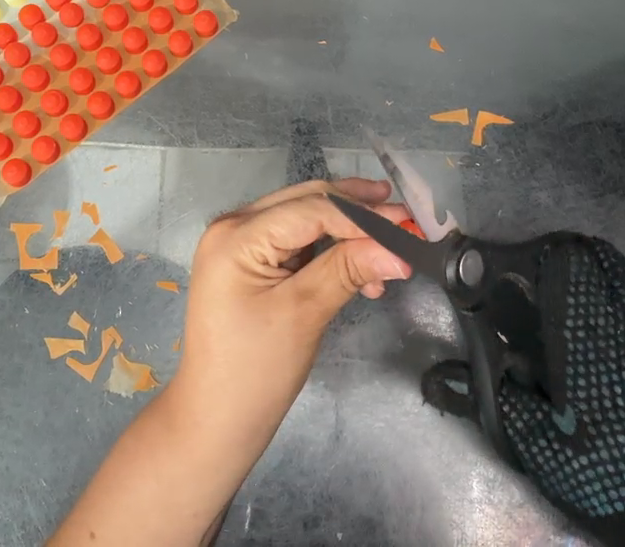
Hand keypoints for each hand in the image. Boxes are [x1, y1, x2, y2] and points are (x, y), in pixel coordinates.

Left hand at [173, 178, 411, 444]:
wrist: (215, 420)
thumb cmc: (255, 371)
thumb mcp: (304, 314)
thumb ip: (348, 270)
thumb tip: (399, 248)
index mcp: (236, 235)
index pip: (310, 208)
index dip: (362, 215)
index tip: (409, 225)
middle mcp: (232, 227)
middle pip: (305, 203)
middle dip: (357, 211)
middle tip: (406, 219)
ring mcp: (237, 244)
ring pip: (303, 219)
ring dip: (346, 229)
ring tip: (390, 243)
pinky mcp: (247, 262)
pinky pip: (295, 241)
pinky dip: (329, 248)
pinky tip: (360, 266)